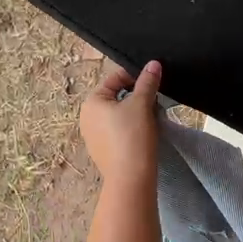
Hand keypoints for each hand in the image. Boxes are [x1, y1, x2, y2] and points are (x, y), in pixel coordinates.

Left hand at [80, 60, 161, 187]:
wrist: (131, 178)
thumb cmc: (132, 137)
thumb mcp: (142, 104)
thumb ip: (147, 82)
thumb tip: (154, 64)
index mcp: (92, 102)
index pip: (115, 78)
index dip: (136, 77)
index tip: (154, 82)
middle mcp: (87, 117)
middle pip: (116, 96)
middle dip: (136, 96)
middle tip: (155, 101)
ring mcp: (93, 136)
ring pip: (118, 114)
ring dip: (135, 112)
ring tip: (152, 118)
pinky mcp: (103, 151)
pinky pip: (118, 131)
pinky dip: (131, 128)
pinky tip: (144, 135)